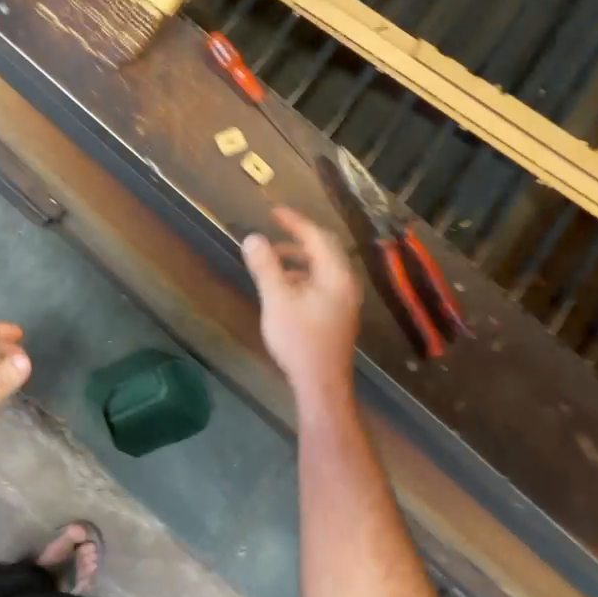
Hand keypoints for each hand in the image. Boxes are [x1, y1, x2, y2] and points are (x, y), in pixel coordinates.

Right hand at [242, 207, 360, 406]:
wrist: (321, 384)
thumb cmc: (300, 340)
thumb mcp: (277, 300)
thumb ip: (265, 267)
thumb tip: (252, 238)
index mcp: (335, 275)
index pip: (317, 237)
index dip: (295, 221)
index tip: (273, 212)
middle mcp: (345, 283)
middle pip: (324, 248)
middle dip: (298, 236)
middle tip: (275, 227)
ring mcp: (344, 300)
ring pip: (322, 266)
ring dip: (298, 256)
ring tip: (273, 257)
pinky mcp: (338, 313)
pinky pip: (321, 281)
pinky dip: (302, 274)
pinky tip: (284, 285)